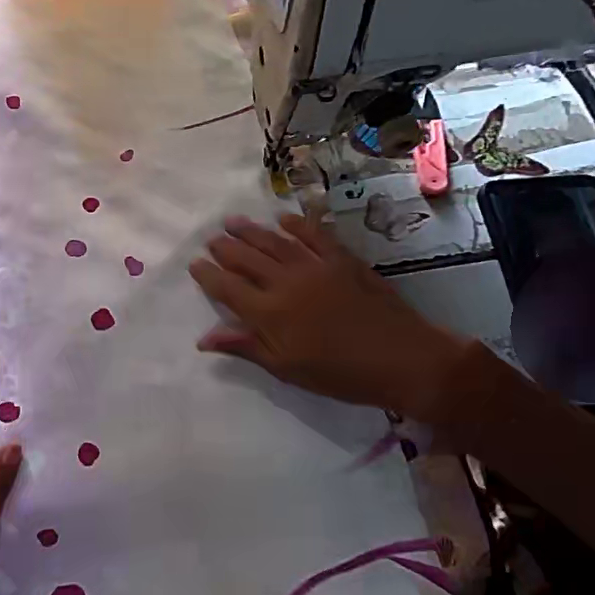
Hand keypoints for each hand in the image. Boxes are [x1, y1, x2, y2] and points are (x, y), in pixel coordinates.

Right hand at [189, 213, 477, 420]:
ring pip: (274, 241)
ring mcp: (314, 265)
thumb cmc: (340, 374)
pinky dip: (296, 224)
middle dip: (225, 248)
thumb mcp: (287, 369)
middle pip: (247, 259)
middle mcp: (286, 282)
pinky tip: (283, 219)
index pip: (228, 288)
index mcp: (269, 313)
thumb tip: (204, 339)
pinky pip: (313, 234)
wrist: (400, 358)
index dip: (209, 276)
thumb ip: (246, 347)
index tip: (195, 264)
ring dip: (250, 231)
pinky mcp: (340, 258)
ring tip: (232, 222)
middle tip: (211, 239)